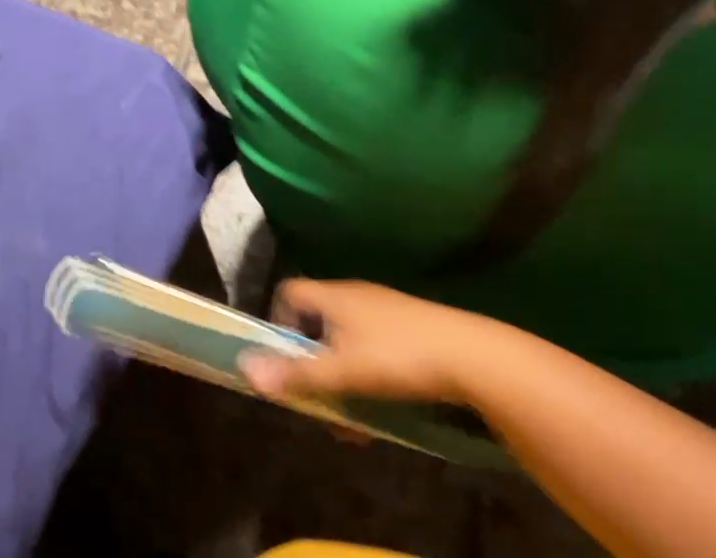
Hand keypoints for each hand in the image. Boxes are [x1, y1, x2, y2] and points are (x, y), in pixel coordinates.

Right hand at [237, 279, 497, 404]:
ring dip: (339, 383)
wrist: (470, 355)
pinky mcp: (407, 330)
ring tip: (351, 424)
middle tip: (317, 403)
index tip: (285, 359)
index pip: (290, 292)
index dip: (278, 322)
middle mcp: (356, 297)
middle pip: (316, 325)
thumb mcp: (342, 371)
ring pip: (344, 346)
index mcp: (336, 296)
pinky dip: (364, 380)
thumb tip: (245, 369)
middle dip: (312, 368)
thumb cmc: (399, 358)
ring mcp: (384, 312)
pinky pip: (369, 351)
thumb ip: (295, 374)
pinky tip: (377, 414)